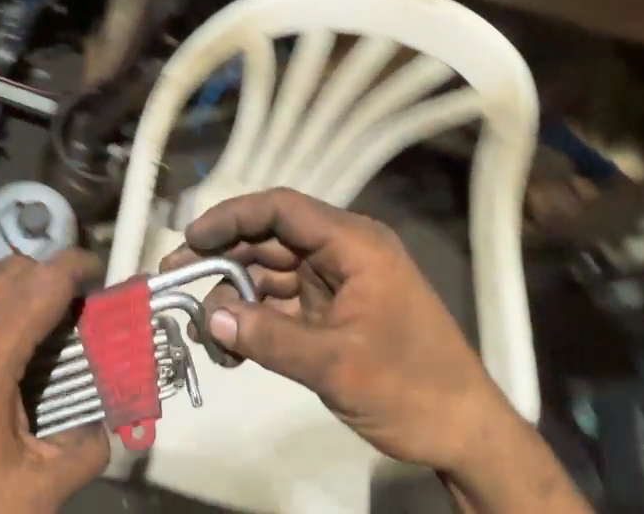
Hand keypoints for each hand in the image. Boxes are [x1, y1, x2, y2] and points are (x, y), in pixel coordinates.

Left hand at [0, 252, 109, 513]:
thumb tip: (103, 425)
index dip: (79, 267)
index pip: (46, 280)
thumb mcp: (32, 492)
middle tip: (67, 310)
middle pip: (12, 269)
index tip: (98, 274)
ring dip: (7, 287)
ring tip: (22, 322)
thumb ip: (84, 450)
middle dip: (47, 279)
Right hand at [161, 188, 510, 473]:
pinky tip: (227, 342)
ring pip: (271, 272)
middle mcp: (342, 253)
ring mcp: (337, 284)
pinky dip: (253, 318)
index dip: (232, 217)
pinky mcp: (333, 314)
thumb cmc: (412, 387)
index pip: (282, 209)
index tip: (191, 237)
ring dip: (234, 293)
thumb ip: (269, 338)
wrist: (467, 434)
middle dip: (222, 258)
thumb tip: (208, 317)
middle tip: (176, 279)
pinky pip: (282, 304)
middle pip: (270, 239)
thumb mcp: (337, 365)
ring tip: (196, 319)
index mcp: (354, 244)